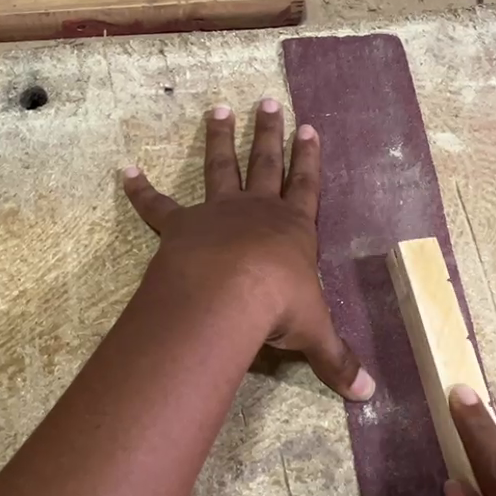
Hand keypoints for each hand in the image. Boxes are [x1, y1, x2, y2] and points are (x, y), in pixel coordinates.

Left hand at [122, 100, 373, 402]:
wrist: (229, 293)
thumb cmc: (279, 307)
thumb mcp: (315, 334)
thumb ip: (338, 361)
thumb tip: (370, 396)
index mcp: (292, 229)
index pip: (306, 186)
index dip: (309, 158)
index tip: (309, 127)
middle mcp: (257, 211)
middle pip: (265, 163)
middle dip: (269, 132)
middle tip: (268, 100)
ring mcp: (217, 213)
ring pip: (220, 167)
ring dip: (219, 138)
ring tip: (217, 108)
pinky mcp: (180, 225)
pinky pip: (156, 205)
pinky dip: (140, 188)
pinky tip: (125, 170)